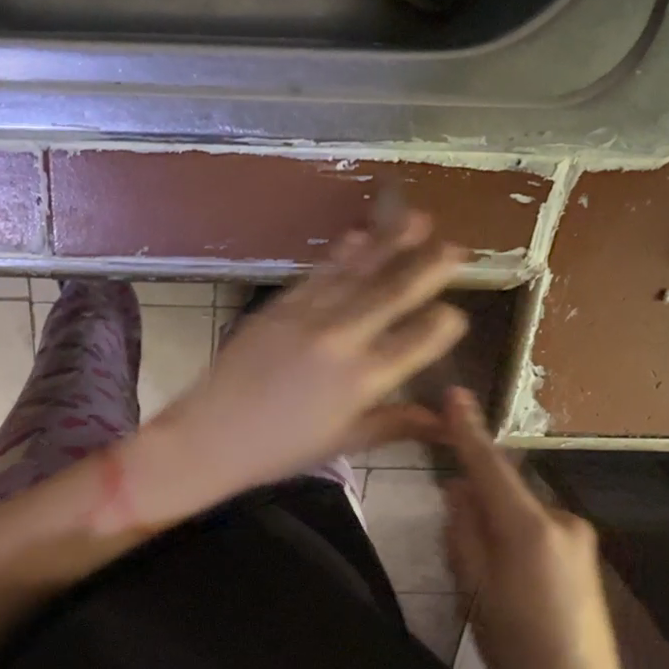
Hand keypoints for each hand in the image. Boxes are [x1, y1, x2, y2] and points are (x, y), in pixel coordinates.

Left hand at [152, 212, 467, 501]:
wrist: (211, 435)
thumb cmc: (280, 449)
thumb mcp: (344, 441)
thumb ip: (397, 424)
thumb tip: (447, 424)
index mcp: (364, 379)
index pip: (420, 340)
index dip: (444, 325)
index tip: (456, 315)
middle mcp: (342, 339)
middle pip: (395, 293)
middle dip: (429, 267)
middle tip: (457, 249)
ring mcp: (308, 316)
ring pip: (359, 272)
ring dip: (390, 243)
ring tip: (419, 219)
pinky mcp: (279, 306)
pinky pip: (319, 273)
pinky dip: (342, 253)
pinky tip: (360, 235)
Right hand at [439, 387, 649, 668]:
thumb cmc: (517, 649)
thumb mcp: (474, 592)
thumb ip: (463, 533)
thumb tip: (457, 489)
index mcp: (530, 528)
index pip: (490, 467)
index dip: (467, 432)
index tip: (452, 396)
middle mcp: (561, 521)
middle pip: (503, 492)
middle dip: (474, 504)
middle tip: (456, 556)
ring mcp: (578, 539)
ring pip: (518, 515)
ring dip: (494, 530)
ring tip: (483, 585)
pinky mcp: (584, 557)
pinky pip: (536, 533)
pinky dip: (513, 544)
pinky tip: (507, 587)